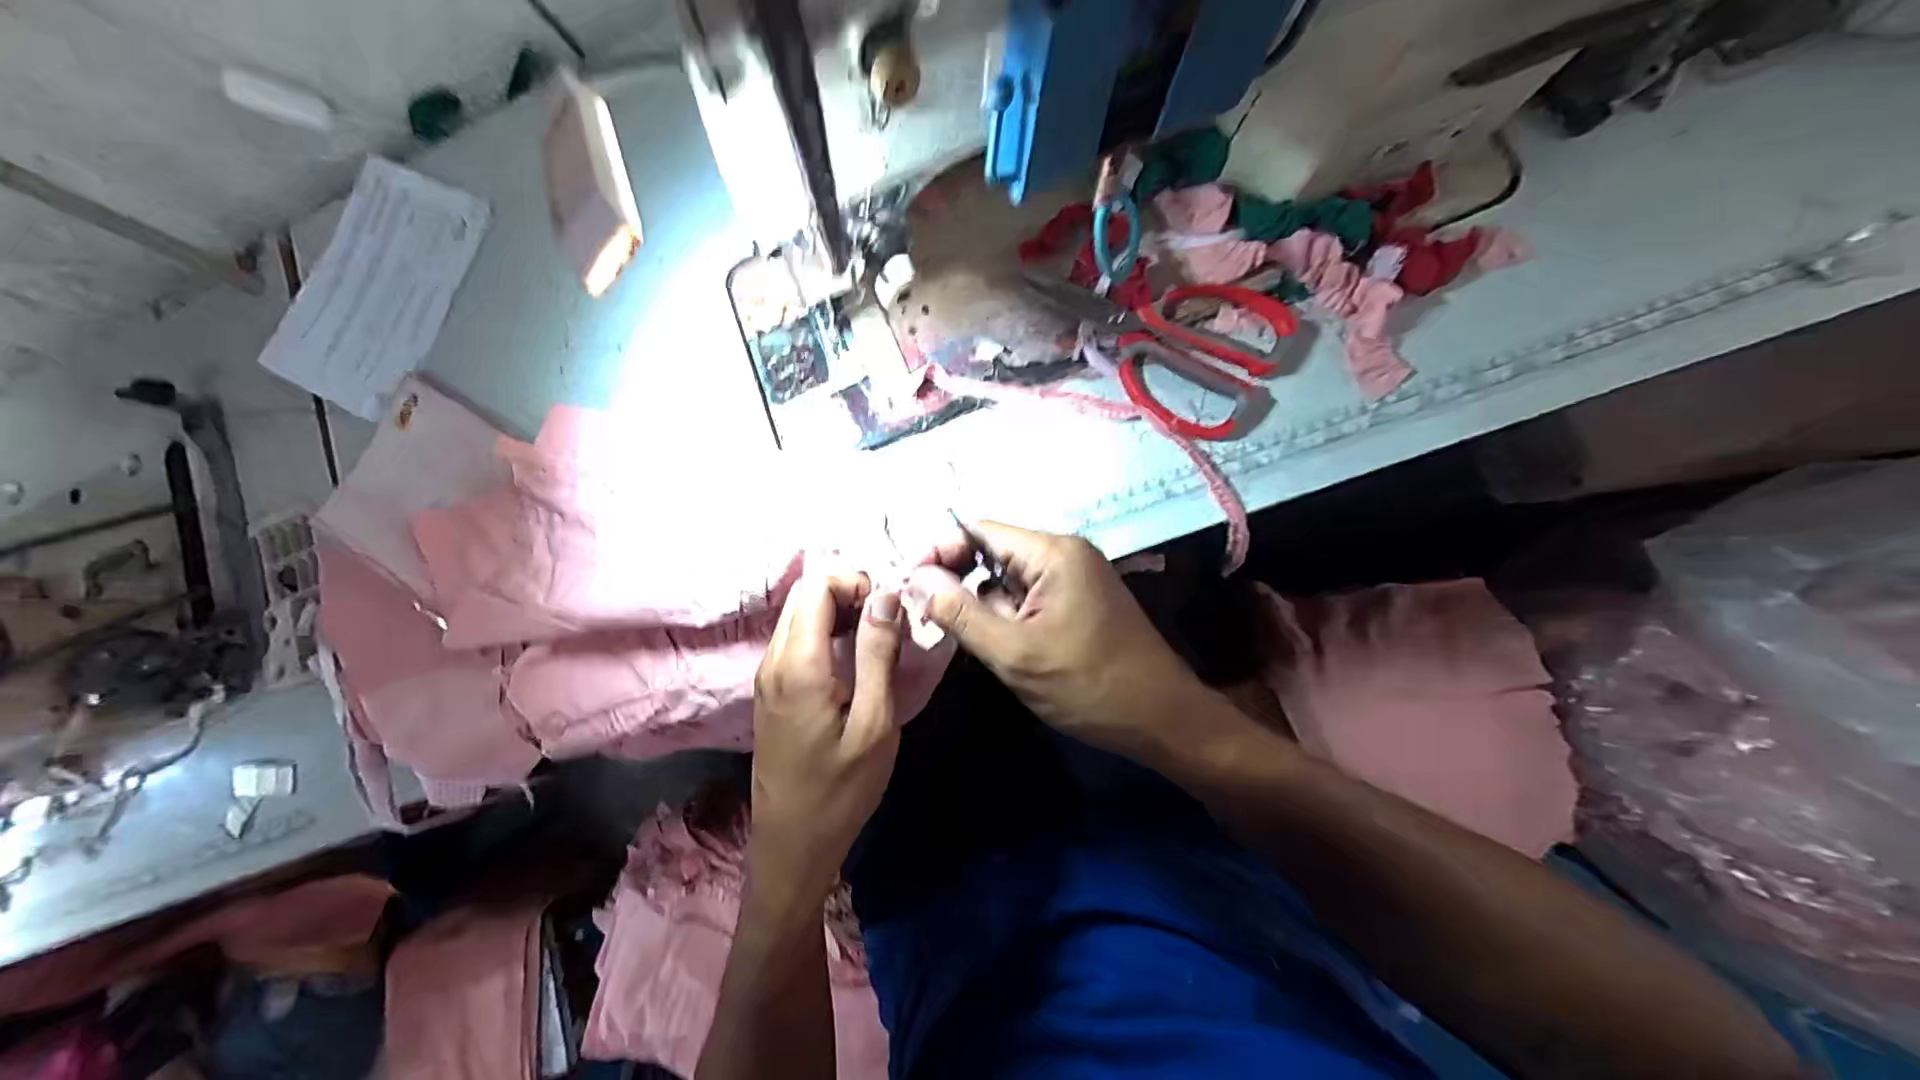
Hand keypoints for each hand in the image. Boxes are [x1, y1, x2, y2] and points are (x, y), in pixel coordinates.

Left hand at [750, 570, 904, 893]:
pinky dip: (825, 633)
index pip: (817, 586)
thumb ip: (878, 654)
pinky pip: (795, 639)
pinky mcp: (770, 689)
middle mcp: (772, 659)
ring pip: (798, 615)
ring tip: (876, 639)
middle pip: (804, 594)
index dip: (855, 580)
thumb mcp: (874, 723)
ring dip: (837, 612)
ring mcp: (766, 674)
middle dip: (848, 591)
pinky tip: (853, 659)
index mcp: (798, 664)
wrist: (792, 843)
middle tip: (886, 621)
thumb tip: (885, 595)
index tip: (888, 608)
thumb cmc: (840, 789)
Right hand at [906, 522, 1211, 762]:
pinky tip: (994, 643)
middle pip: (993, 553)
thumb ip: (960, 612)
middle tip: (926, 613)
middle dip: (958, 579)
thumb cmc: (1089, 686)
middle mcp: (1064, 554)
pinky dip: (1005, 616)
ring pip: (1008, 579)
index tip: (910, 583)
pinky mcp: (1078, 602)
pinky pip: (1028, 598)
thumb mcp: (1014, 653)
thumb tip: (916, 577)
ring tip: (958, 634)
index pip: (980, 530)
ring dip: (981, 603)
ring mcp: (1074, 578)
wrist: (1162, 719)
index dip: (940, 550)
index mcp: (1053, 552)